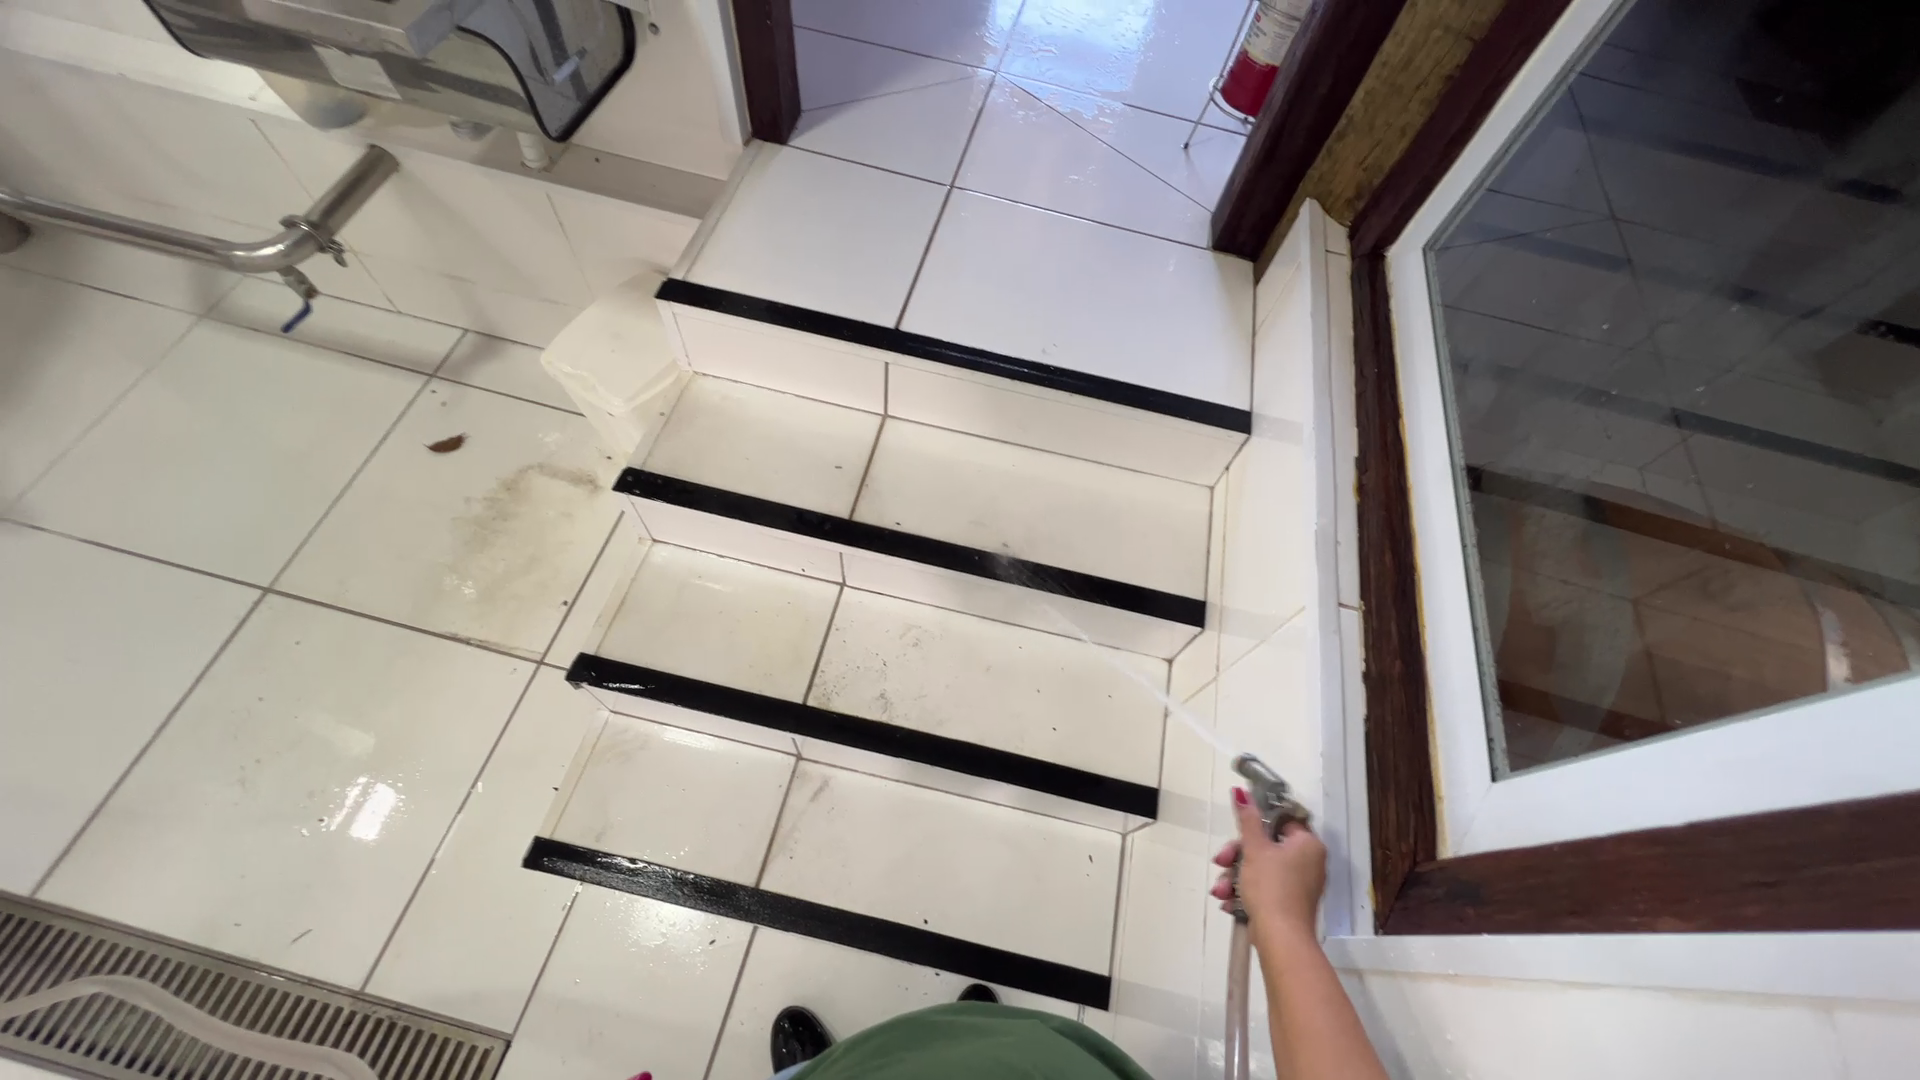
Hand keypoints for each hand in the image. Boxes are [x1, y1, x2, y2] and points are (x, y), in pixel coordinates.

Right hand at [1209, 787, 1325, 941]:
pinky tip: (1228, 901)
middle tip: (1220, 861)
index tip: (1238, 831)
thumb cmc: (1270, 886)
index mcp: (1308, 844)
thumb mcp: (1253, 847)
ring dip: (1234, 876)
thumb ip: (1246, 818)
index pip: (1281, 821)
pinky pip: (1264, 888)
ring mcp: (1299, 885)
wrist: (1280, 937)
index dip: (1256, 823)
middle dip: (1236, 856)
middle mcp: (1309, 862)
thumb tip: (1240, 790)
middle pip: (1266, 846)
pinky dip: (1244, 891)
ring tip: (1220, 890)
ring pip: (1260, 869)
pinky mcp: (1289, 903)